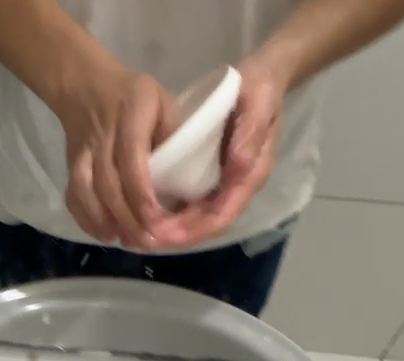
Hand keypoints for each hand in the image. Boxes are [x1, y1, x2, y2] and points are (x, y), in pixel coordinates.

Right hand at [57, 61, 180, 248]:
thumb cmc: (135, 97)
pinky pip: (73, 198)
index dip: (141, 195)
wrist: (87, 88)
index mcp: (130, 117)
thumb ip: (174, 135)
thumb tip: (183, 179)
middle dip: (127, 218)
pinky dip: (86, 220)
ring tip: (126, 241)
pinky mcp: (70, 168)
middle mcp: (102, 138)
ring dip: (105, 222)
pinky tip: (105, 234)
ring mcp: (82, 155)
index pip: (132, 161)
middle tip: (146, 242)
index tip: (155, 220)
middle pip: (109, 185)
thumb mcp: (164, 102)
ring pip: (87, 194)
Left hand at [156, 53, 290, 249]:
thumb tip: (239, 165)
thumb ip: (251, 133)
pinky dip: (170, 216)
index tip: (165, 234)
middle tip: (143, 239)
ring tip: (141, 233)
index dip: (193, 231)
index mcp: (250, 177)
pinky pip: (190, 206)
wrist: (262, 78)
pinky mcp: (210, 180)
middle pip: (205, 226)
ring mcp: (223, 186)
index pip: (221, 217)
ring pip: (196, 221)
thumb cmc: (260, 88)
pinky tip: (146, 215)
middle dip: (176, 237)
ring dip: (170, 232)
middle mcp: (236, 189)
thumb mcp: (260, 101)